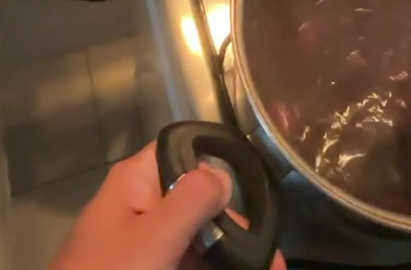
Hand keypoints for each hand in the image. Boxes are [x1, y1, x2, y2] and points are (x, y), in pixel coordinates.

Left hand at [51, 141, 285, 269]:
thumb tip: (222, 172)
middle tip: (273, 261)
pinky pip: (186, 264)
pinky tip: (242, 267)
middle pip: (199, 205)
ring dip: (232, 256)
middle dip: (237, 230)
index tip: (252, 195)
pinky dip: (211, 268)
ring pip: (197, 242)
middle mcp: (142, 207)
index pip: (183, 153)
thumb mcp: (152, 239)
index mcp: (137, 182)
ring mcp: (145, 247)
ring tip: (270, 268)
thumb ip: (191, 200)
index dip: (217, 167)